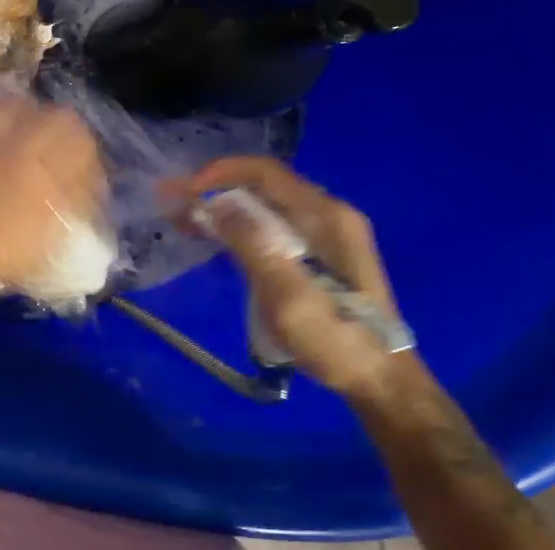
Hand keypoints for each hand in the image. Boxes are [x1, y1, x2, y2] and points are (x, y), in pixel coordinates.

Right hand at [177, 156, 405, 398]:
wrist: (382, 382)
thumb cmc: (338, 340)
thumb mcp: (290, 297)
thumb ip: (253, 247)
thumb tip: (213, 204)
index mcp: (326, 217)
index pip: (264, 172)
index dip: (219, 174)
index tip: (184, 191)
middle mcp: (327, 215)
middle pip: (261, 186)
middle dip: (212, 191)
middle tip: (172, 206)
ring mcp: (324, 234)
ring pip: (262, 206)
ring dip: (220, 210)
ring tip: (181, 221)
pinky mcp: (317, 254)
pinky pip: (270, 226)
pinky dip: (237, 228)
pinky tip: (212, 239)